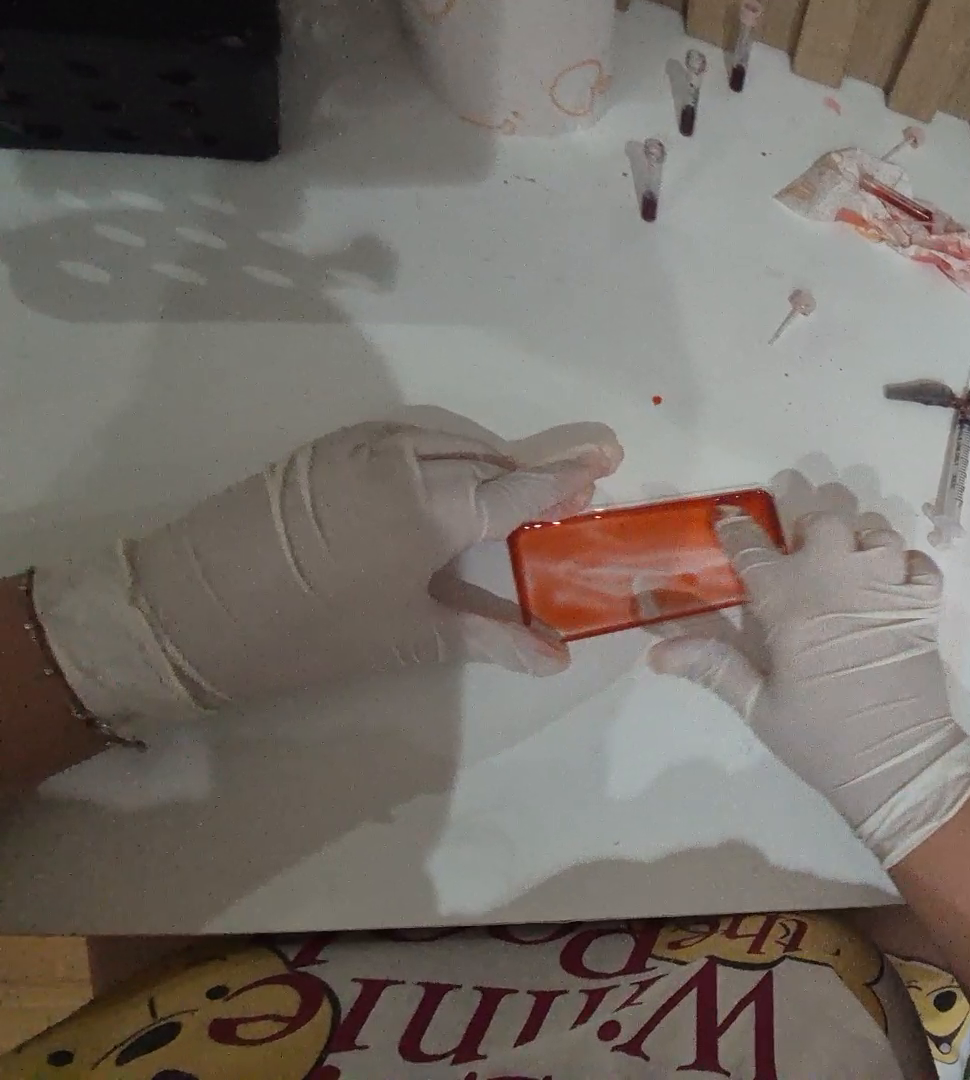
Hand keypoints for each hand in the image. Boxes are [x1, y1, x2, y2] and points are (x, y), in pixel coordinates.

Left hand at [34, 417, 622, 725]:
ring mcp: (360, 449)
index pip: (522, 487)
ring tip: (511, 492)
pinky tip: (447, 478)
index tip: (608, 455)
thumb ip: (495, 638)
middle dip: (533, 474)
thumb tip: (559, 661)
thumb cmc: (308, 634)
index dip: (568, 476)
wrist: (172, 614)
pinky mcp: (326, 450)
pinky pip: (410, 437)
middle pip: (493, 460)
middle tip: (569, 490)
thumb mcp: (411, 637)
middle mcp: (404, 464)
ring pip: (453, 443)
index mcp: (432, 509)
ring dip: (490, 463)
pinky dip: (445, 452)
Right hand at [649, 507, 969, 865]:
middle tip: (801, 560)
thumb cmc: (821, 738)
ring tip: (850, 570)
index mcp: (792, 605)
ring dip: (859, 543)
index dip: (737, 532)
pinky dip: (908, 565)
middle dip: (808, 533)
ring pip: (876, 533)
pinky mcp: (925, 603)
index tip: (728, 519)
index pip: (755, 551)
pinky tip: (894, 585)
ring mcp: (888, 588)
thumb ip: (713, 668)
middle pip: (824, 524)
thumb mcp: (760, 707)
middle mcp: (841, 582)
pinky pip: (921, 562)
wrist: (897, 760)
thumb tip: (656, 651)